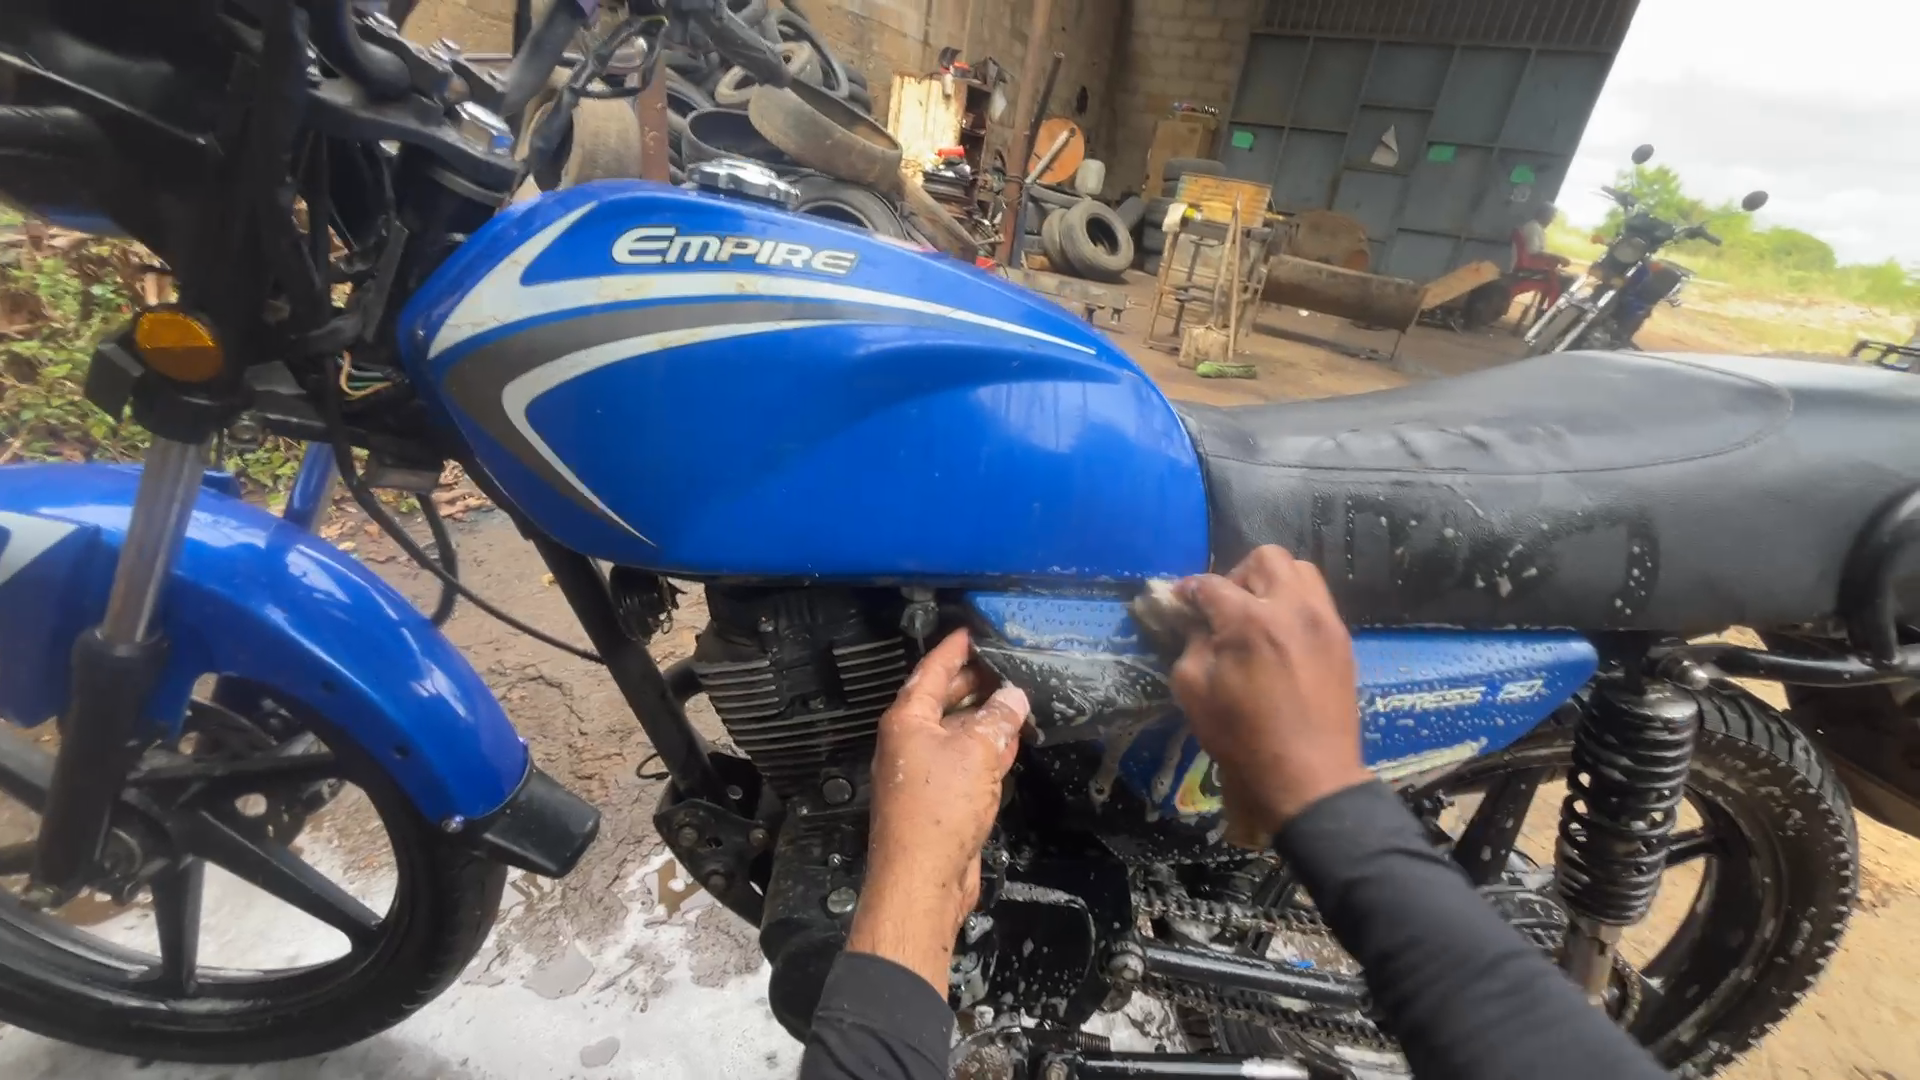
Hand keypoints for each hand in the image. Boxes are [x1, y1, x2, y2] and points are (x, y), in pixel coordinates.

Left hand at [849, 629, 1029, 993]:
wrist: (923, 881)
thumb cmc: (939, 810)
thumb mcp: (977, 752)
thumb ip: (998, 720)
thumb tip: (1013, 698)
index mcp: (907, 720)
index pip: (931, 671)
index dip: (953, 649)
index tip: (971, 633)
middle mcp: (909, 741)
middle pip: (943, 700)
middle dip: (974, 683)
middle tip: (1004, 667)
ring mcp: (922, 771)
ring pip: (956, 732)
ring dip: (984, 718)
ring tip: (1014, 701)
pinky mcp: (938, 798)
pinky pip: (964, 761)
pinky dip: (986, 750)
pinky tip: (1009, 745)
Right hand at [1171, 547, 1370, 838]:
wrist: (1307, 777)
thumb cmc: (1241, 736)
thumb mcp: (1192, 688)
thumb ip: (1190, 641)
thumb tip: (1194, 619)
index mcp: (1250, 620)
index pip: (1211, 583)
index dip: (1188, 590)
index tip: (1179, 602)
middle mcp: (1293, 608)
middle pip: (1266, 558)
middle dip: (1237, 574)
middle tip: (1225, 606)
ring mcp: (1324, 622)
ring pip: (1301, 570)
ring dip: (1272, 582)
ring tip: (1257, 614)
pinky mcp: (1342, 640)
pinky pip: (1317, 600)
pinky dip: (1295, 604)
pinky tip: (1280, 636)